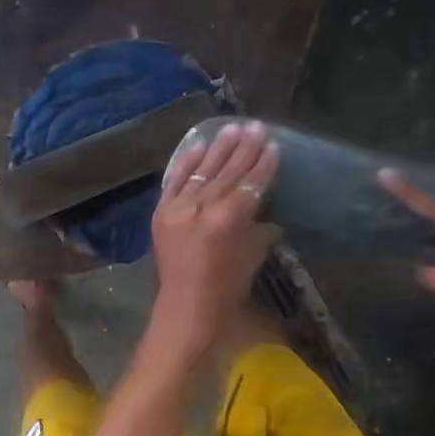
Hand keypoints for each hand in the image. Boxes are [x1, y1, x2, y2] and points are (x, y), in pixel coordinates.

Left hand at [149, 121, 280, 354]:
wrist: (184, 308)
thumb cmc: (225, 290)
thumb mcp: (251, 257)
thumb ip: (258, 229)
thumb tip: (267, 212)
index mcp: (227, 220)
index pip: (250, 184)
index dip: (263, 165)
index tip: (273, 144)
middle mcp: (201, 208)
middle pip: (227, 172)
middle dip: (243, 148)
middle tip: (256, 126)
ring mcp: (178, 208)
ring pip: (201, 171)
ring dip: (217, 148)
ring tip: (232, 128)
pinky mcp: (161, 212)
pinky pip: (174, 181)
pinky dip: (186, 162)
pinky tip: (198, 144)